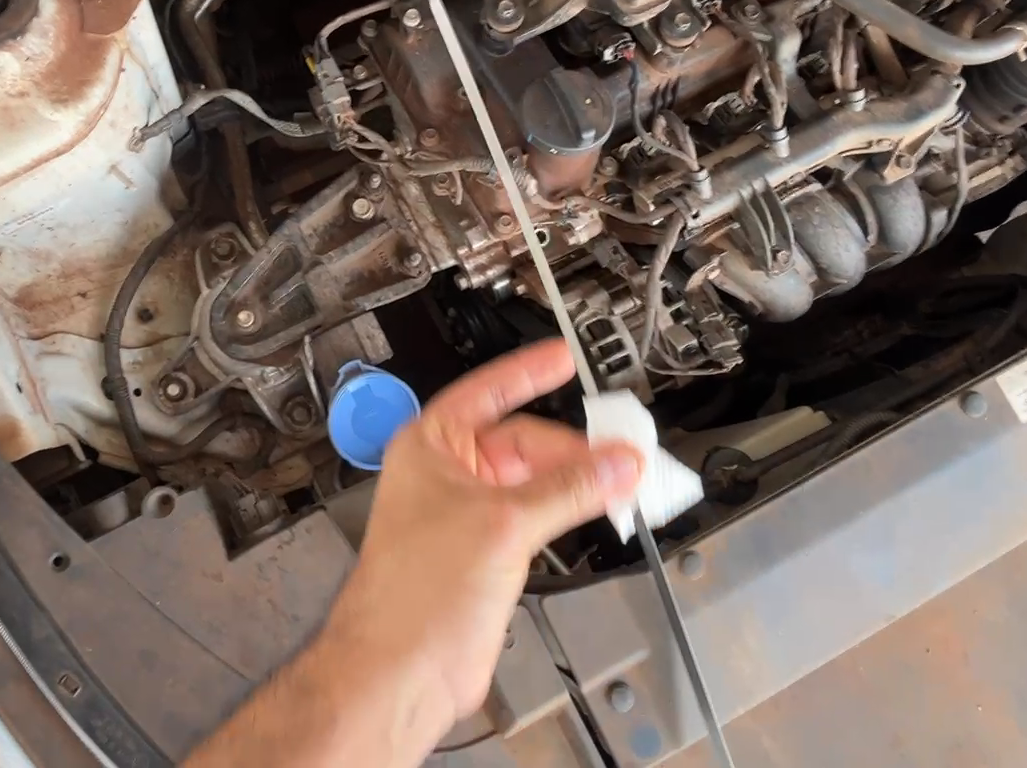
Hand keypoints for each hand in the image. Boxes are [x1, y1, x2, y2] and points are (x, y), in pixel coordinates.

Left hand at [324, 340, 642, 736]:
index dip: (528, 372)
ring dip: (576, 480)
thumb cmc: (415, 591)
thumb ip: (567, 489)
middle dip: (572, 446)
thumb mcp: (502, 523)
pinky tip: (600, 507)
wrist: (403, 669)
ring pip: (533, 478)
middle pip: (520, 440)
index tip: (562, 357)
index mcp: (430, 444)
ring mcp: (467, 509)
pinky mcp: (486, 546)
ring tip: (622, 479)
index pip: (487, 392)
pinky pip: (537, 512)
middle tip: (621, 450)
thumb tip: (613, 462)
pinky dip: (568, 508)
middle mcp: (446, 471)